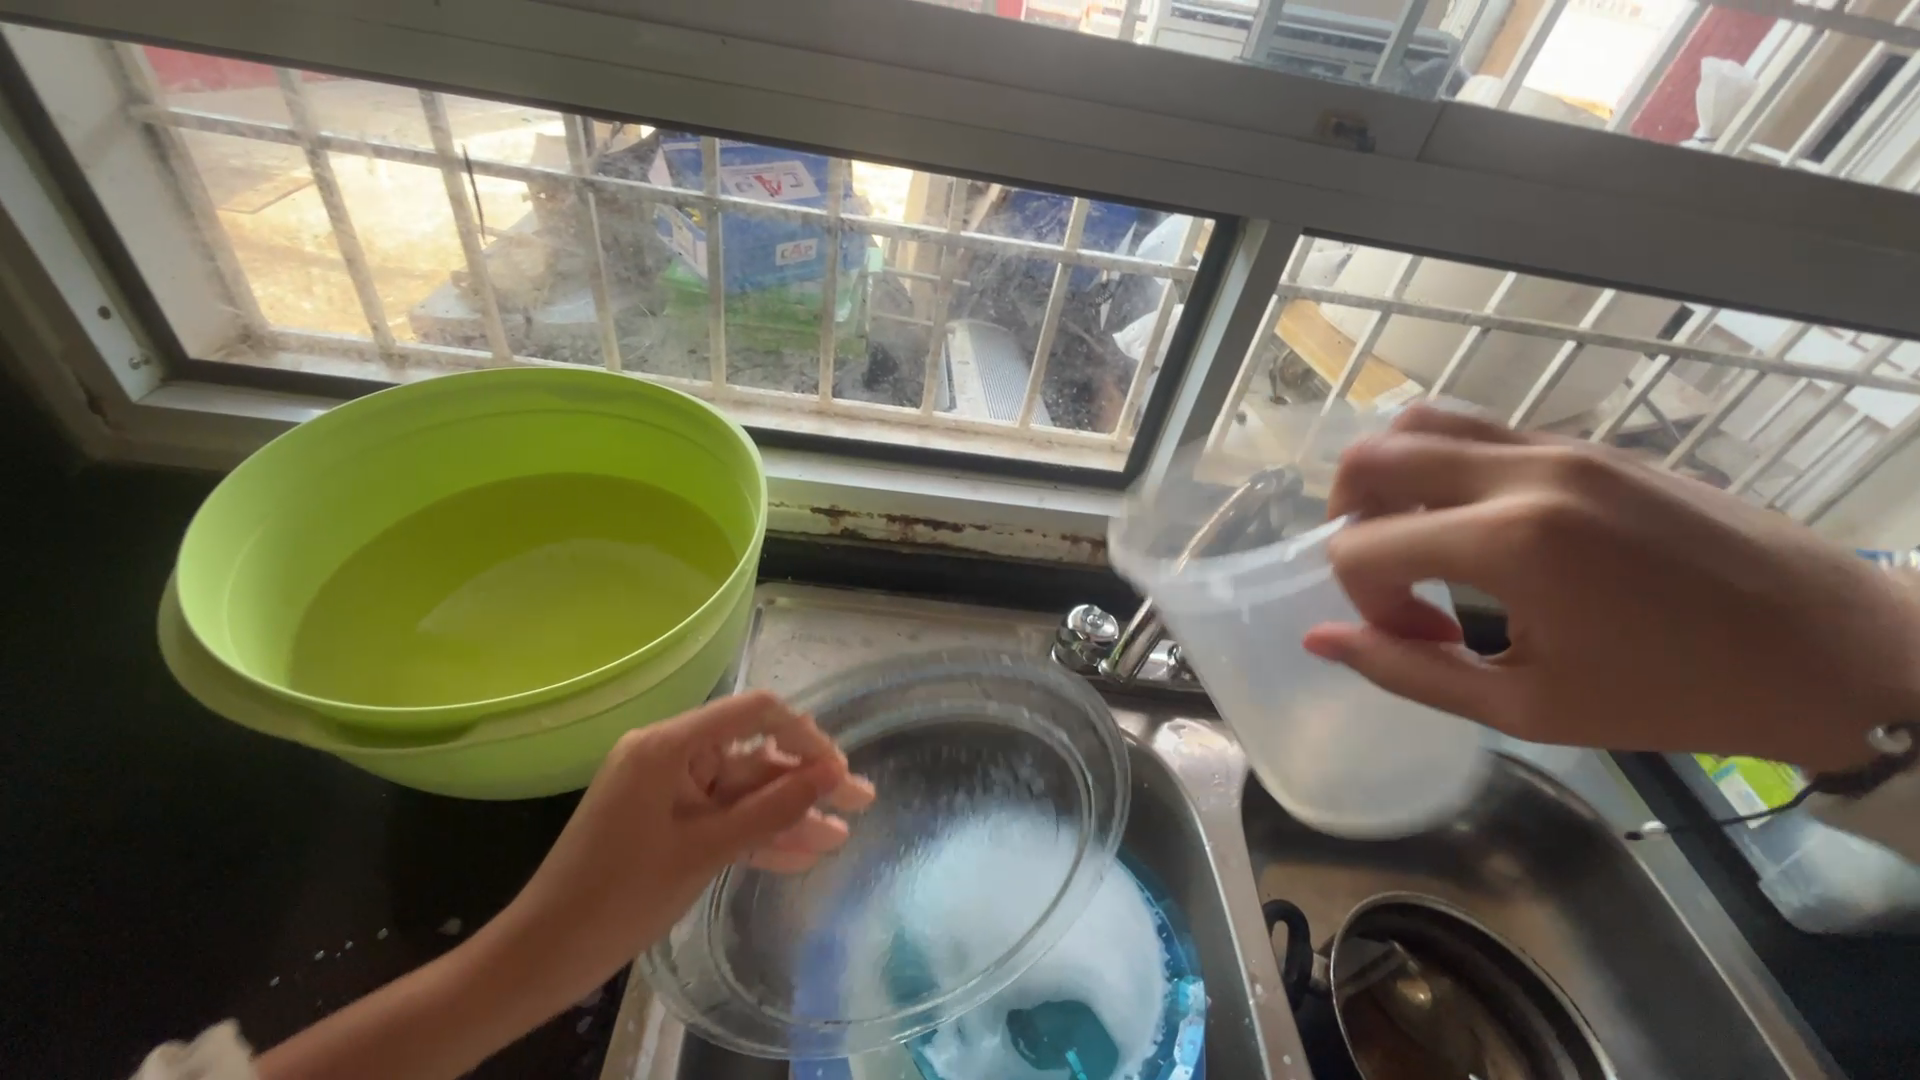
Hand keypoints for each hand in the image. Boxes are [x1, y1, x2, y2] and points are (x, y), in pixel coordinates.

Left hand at [257, 691, 872, 1079]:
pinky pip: (725, 821)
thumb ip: (773, 810)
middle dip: (806, 783)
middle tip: (861, 802)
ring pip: (746, 795)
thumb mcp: (705, 851)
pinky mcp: (672, 823)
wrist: (543, 958)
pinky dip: (759, 837)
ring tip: (843, 837)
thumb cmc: (618, 896)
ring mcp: (673, 792)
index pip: (752, 712)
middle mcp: (673, 757)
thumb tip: (833, 773)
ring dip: (790, 816)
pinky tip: (805, 855)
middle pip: (755, 758)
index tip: (837, 770)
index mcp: (669, 745)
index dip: (802, 735)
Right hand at [1304, 405, 1919, 772]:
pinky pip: (1477, 429)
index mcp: (1510, 542)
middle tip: (1381, 574)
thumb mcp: (1526, 708)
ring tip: (1414, 535)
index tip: (1416, 636)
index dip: (1363, 603)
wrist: (1841, 653)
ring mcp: (1559, 446)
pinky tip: (1472, 524)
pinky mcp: (1587, 444)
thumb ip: (1407, 669)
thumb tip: (1319, 640)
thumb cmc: (1678, 696)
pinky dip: (1439, 467)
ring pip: (1418, 423)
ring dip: (1387, 480)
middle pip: (1371, 459)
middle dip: (1346, 520)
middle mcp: (1524, 473)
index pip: (1362, 549)